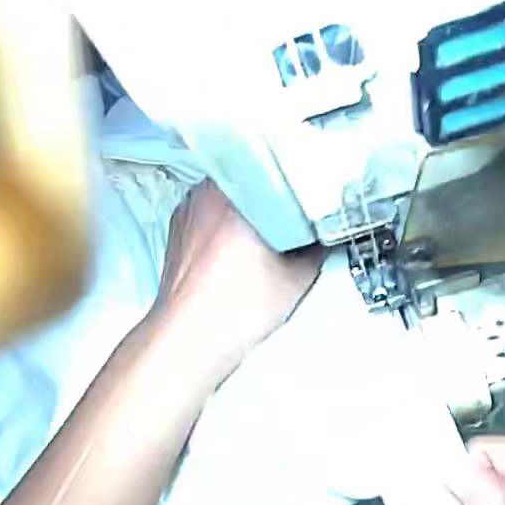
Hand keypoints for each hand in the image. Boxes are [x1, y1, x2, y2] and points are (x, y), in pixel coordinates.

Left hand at [148, 181, 320, 379]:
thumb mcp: (298, 277)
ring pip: (229, 195)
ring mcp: (187, 209)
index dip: (299, 177)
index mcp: (235, 191)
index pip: (276, 166)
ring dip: (250, 207)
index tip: (315, 189)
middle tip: (298, 211)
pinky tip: (244, 245)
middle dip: (275, 193)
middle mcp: (205, 191)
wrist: (190, 338)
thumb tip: (327, 232)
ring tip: (273, 229)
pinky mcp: (178, 229)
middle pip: (251, 177)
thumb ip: (318, 247)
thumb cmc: (239, 307)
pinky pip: (211, 213)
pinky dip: (229, 222)